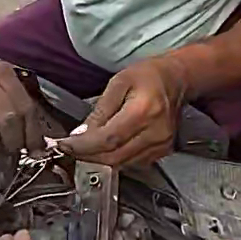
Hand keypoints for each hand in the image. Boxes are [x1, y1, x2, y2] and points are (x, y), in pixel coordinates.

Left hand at [61, 57, 190, 167]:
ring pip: (122, 164)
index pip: (108, 139)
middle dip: (86, 155)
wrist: (176, 80)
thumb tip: (81, 134)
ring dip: (98, 159)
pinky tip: (103, 149)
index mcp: (143, 111)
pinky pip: (132, 163)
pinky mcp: (163, 151)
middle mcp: (155, 133)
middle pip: (114, 156)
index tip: (64, 145)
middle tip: (68, 148)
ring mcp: (161, 145)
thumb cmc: (148, 76)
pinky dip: (114, 158)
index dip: (83, 146)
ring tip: (82, 148)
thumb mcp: (118, 83)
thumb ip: (100, 110)